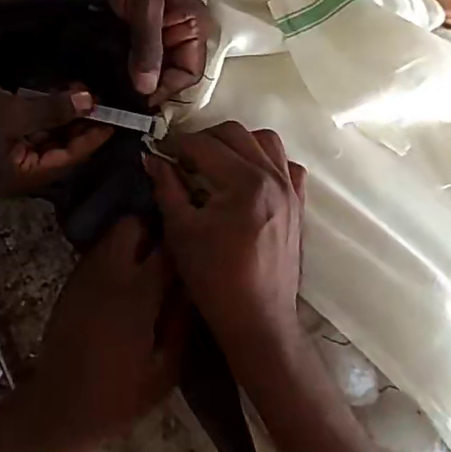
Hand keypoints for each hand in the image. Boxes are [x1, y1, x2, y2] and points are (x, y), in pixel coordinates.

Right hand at [0, 81, 113, 193]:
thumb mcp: (12, 112)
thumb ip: (53, 110)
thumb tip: (90, 102)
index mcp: (23, 177)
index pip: (71, 159)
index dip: (94, 137)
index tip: (115, 117)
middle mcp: (19, 176)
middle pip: (61, 154)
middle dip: (81, 127)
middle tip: (101, 102)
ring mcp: (7, 163)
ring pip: (47, 144)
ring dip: (64, 121)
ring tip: (83, 96)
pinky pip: (30, 137)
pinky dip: (45, 120)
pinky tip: (57, 100)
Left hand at [18, 218, 186, 451]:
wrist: (58, 409)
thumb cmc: (118, 397)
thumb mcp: (165, 371)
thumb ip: (181, 322)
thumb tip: (193, 287)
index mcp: (137, 294)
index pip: (166, 247)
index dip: (182, 244)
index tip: (195, 250)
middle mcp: (108, 273)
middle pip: (131, 224)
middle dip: (151, 231)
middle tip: (166, 255)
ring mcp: (85, 275)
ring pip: (111, 235)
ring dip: (131, 243)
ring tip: (146, 267)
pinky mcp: (70, 283)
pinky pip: (97, 254)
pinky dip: (113, 258)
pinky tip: (122, 284)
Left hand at [83, 0, 209, 104]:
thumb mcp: (144, 8)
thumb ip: (148, 48)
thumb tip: (146, 89)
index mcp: (194, 27)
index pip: (190, 72)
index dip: (167, 88)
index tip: (140, 100)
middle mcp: (181, 35)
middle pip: (171, 75)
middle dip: (148, 88)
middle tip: (120, 101)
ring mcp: (158, 36)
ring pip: (151, 71)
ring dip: (132, 82)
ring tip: (109, 93)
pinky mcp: (137, 35)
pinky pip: (134, 60)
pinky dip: (122, 70)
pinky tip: (105, 79)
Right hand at [143, 123, 306, 349]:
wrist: (258, 319)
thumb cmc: (215, 278)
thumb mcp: (181, 231)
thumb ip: (166, 187)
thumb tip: (152, 158)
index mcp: (244, 181)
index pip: (204, 144)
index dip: (177, 144)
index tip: (160, 152)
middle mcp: (272, 176)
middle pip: (235, 133)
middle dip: (204, 139)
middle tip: (183, 158)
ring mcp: (290, 188)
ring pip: (265, 141)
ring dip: (237, 143)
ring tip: (215, 162)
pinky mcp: (298, 203)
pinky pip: (286, 165)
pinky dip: (266, 161)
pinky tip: (248, 177)